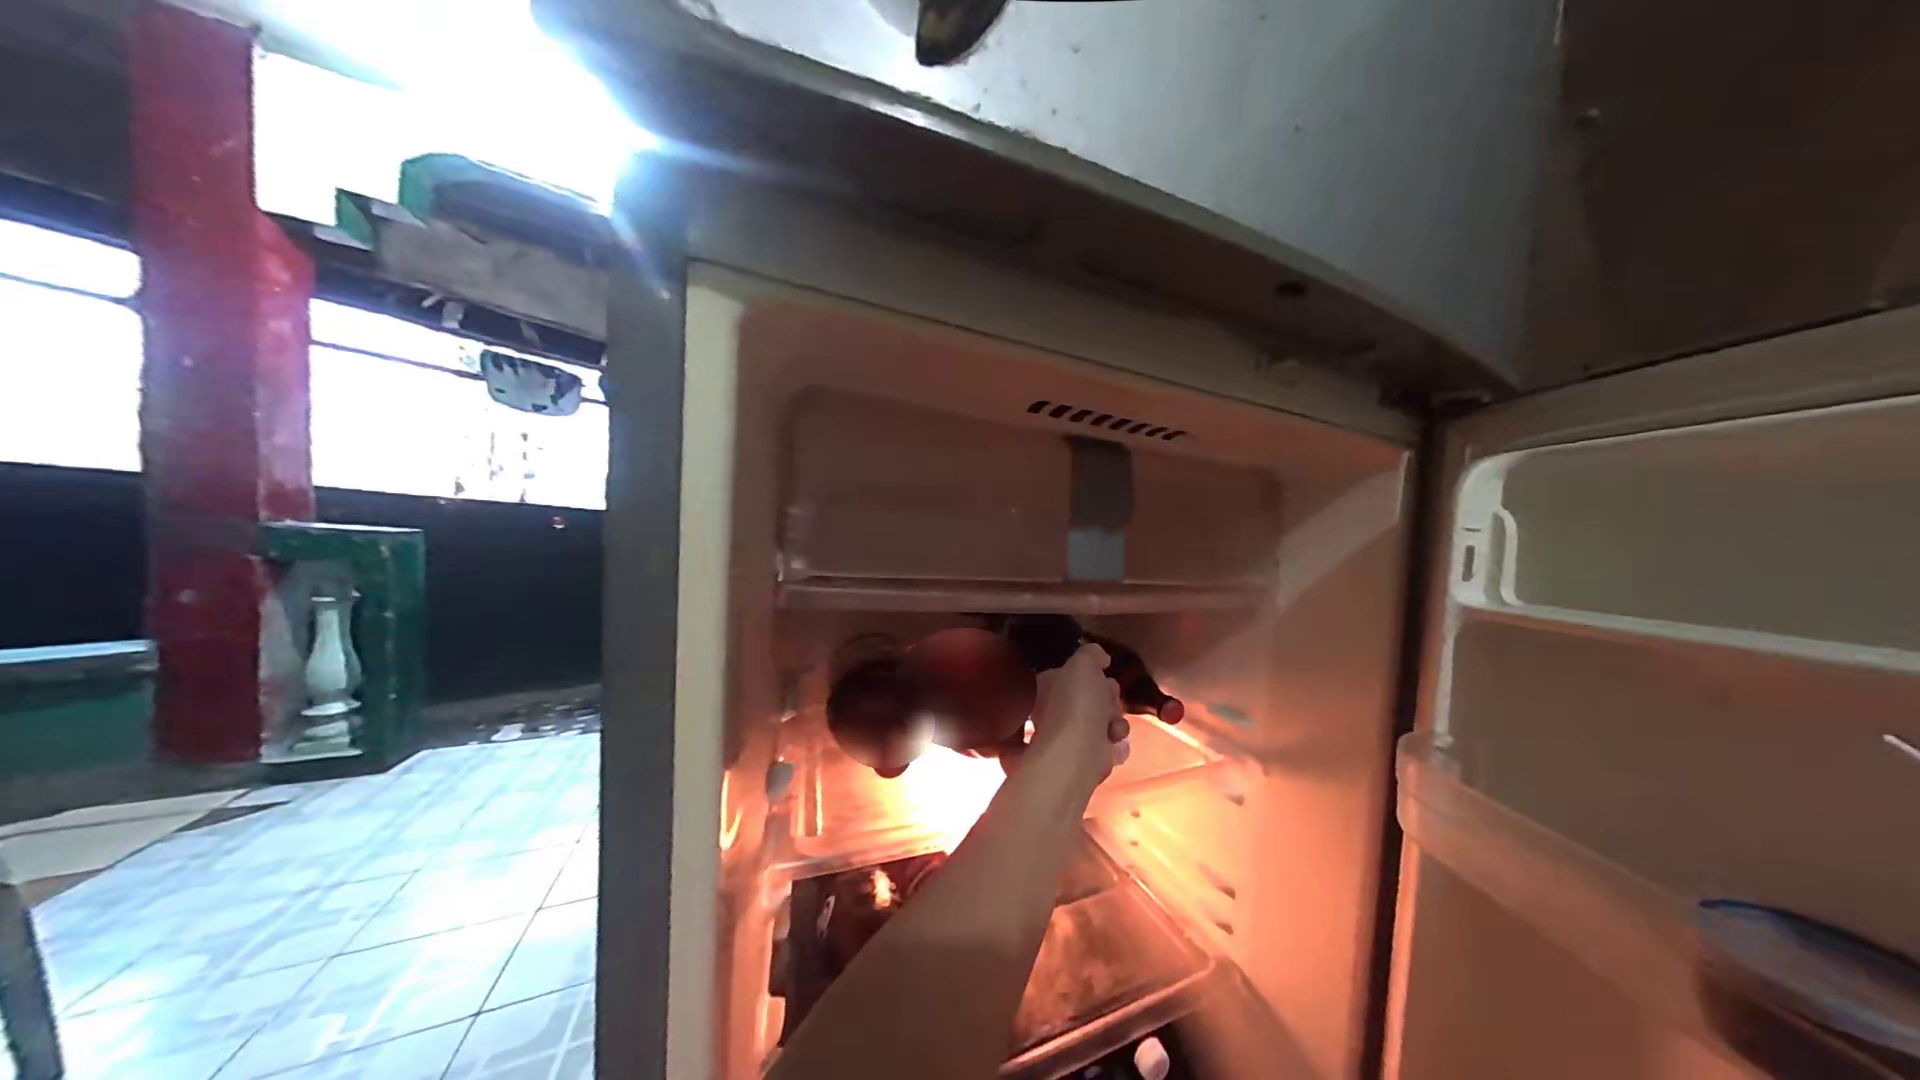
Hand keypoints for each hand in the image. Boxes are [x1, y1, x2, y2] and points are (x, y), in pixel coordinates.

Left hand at [1028, 644, 1129, 782]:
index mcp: (1045, 687)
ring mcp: (1066, 738)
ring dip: (1114, 723)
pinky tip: (1114, 744)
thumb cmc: (1077, 703)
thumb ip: (1091, 654)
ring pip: (1102, 722)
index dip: (1093, 676)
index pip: (1073, 676)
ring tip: (1113, 728)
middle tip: (1109, 702)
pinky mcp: (1081, 760)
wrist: (1078, 752)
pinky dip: (1114, 746)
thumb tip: (1099, 657)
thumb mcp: (1084, 663)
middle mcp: (1051, 712)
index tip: (1103, 677)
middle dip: (1107, 700)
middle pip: (1091, 699)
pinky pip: (1106, 746)